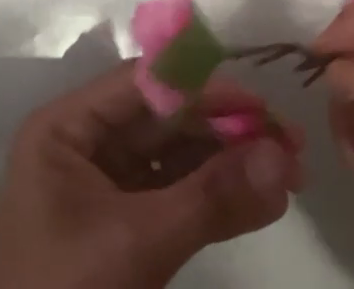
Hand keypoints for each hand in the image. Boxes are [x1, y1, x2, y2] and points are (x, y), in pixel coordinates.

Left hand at [0, 63, 305, 288]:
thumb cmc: (60, 288)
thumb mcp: (134, 242)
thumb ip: (210, 199)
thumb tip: (283, 158)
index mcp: (68, 128)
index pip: (145, 84)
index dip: (205, 87)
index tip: (265, 104)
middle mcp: (87, 145)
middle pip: (167, 119)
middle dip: (229, 129)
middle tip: (293, 144)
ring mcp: (106, 187)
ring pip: (178, 158)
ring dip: (231, 164)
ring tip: (292, 172)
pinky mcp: (124, 226)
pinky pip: (177, 196)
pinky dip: (218, 198)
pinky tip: (262, 199)